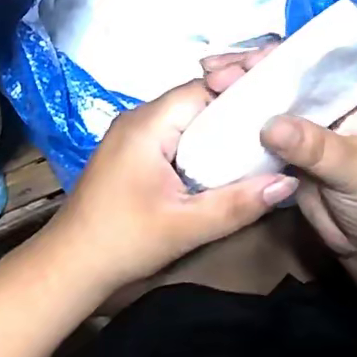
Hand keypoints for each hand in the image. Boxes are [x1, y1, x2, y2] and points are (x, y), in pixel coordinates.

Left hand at [44, 81, 298, 293]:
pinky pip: (174, 133)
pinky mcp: (131, 152)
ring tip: (260, 135)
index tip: (277, 100)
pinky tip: (224, 157)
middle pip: (195, 99)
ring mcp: (132, 134)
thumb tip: (288, 181)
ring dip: (218, 125)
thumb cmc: (124, 241)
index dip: (241, 90)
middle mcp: (139, 117)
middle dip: (234, 107)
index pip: (203, 88)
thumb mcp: (186, 226)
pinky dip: (200, 140)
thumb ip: (238, 203)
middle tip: (277, 118)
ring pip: (186, 116)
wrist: (67, 268)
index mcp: (148, 123)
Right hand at [201, 48, 356, 260]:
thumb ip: (313, 146)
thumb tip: (268, 124)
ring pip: (268, 104)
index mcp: (351, 94)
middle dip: (248, 72)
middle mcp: (326, 104)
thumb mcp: (353, 168)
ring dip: (238, 94)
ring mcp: (305, 128)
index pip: (310, 64)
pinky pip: (259, 133)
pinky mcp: (288, 154)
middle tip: (212, 72)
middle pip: (283, 79)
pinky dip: (237, 124)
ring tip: (205, 85)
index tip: (242, 61)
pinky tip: (211, 117)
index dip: (276, 58)